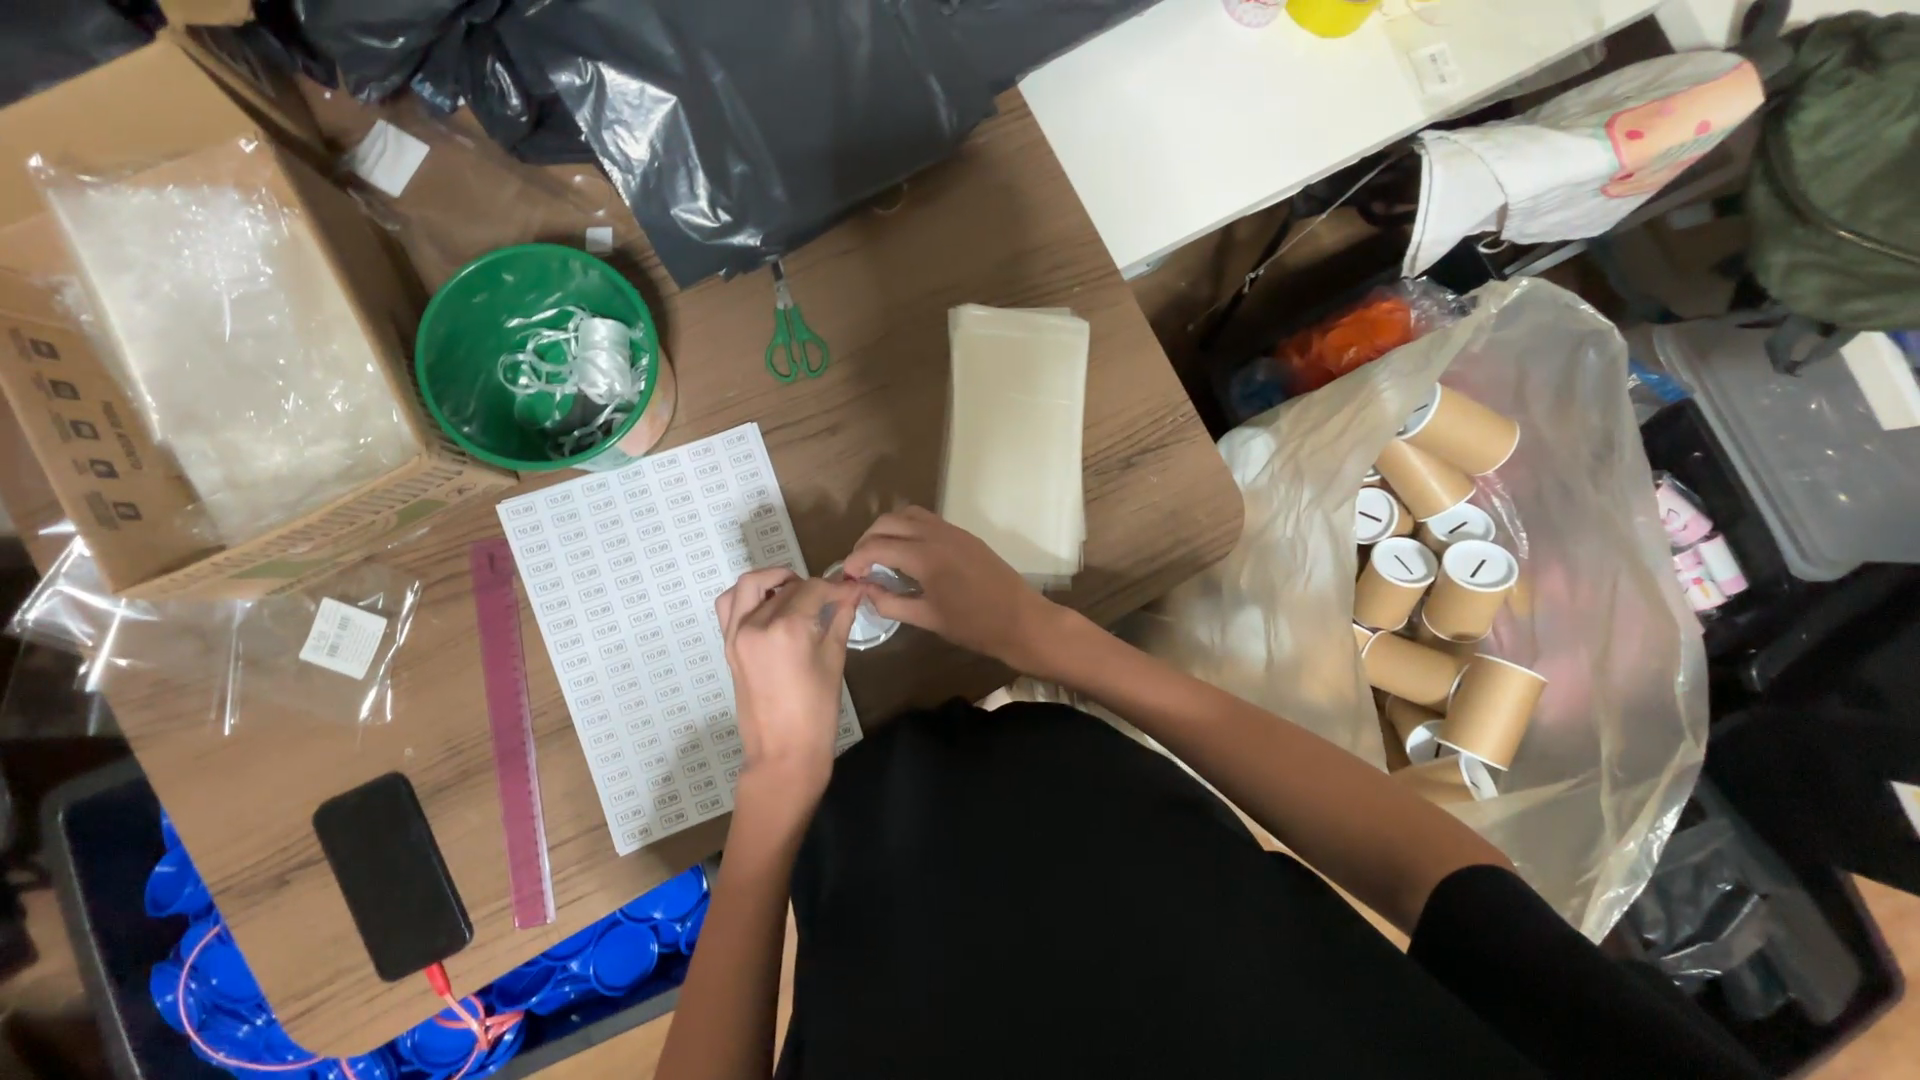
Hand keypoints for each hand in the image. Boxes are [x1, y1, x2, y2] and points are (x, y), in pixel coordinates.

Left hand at [716, 568, 862, 817]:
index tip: (850, 592)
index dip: (835, 588)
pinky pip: (730, 606)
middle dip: (811, 586)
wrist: (784, 752)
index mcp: (787, 628)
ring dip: (773, 580)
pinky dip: (747, 596)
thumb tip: (854, 593)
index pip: (813, 589)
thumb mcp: (834, 660)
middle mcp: (756, 623)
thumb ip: (841, 619)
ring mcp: (737, 634)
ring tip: (795, 592)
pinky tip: (769, 605)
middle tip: (831, 598)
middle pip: (786, 586)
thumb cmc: (817, 712)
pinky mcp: (729, 646)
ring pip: (750, 585)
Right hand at [842, 506, 1073, 673]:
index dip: (856, 560)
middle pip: (888, 522)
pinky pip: (928, 521)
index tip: (847, 577)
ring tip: (881, 556)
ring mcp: (953, 532)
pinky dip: (909, 529)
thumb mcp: (928, 619)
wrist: (1022, 621)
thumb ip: (892, 603)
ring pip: (909, 515)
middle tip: (860, 566)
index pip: (877, 547)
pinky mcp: (965, 536)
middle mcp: (937, 535)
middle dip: (867, 540)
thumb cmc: (975, 626)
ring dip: (888, 529)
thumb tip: (865, 592)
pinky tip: (907, 555)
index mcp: (925, 557)